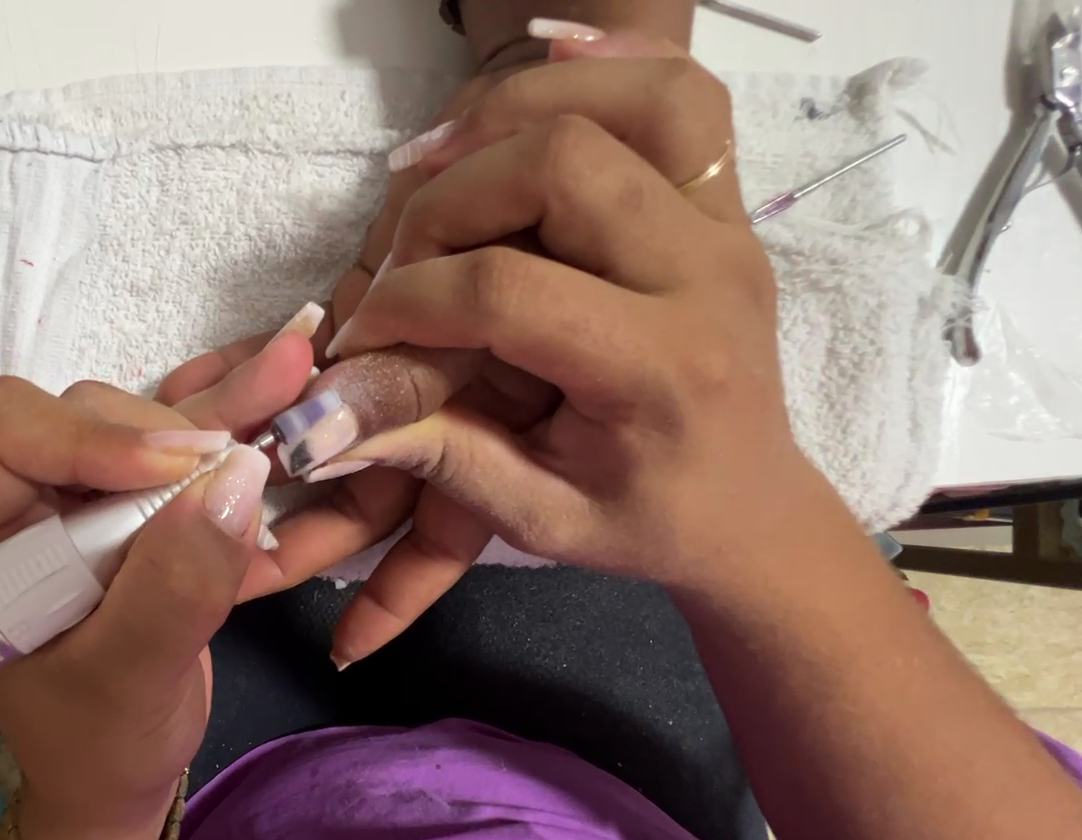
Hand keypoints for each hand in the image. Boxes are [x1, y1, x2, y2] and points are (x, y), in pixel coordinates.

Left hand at [0, 333, 309, 839]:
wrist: (118, 774)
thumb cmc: (102, 742)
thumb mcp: (134, 678)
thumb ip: (174, 588)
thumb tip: (234, 480)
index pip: (9, 433)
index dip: (92, 436)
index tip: (178, 473)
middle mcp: (22, 507)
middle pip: (80, 415)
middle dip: (160, 438)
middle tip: (230, 477)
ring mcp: (77, 506)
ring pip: (135, 425)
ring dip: (203, 428)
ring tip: (270, 413)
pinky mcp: (126, 515)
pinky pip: (172, 457)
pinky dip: (219, 443)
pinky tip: (266, 413)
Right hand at [321, 39, 810, 592]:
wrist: (749, 510)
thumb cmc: (644, 524)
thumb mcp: (536, 518)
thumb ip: (441, 458)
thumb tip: (332, 415)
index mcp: (656, 367)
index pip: (505, 290)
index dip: (409, 303)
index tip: (360, 340)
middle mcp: (705, 274)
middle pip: (559, 164)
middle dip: (446, 205)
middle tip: (400, 265)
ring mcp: (726, 225)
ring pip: (630, 100)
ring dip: (512, 116)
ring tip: (438, 167)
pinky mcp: (723, 205)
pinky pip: (677, 98)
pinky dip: (598, 73)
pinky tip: (523, 104)